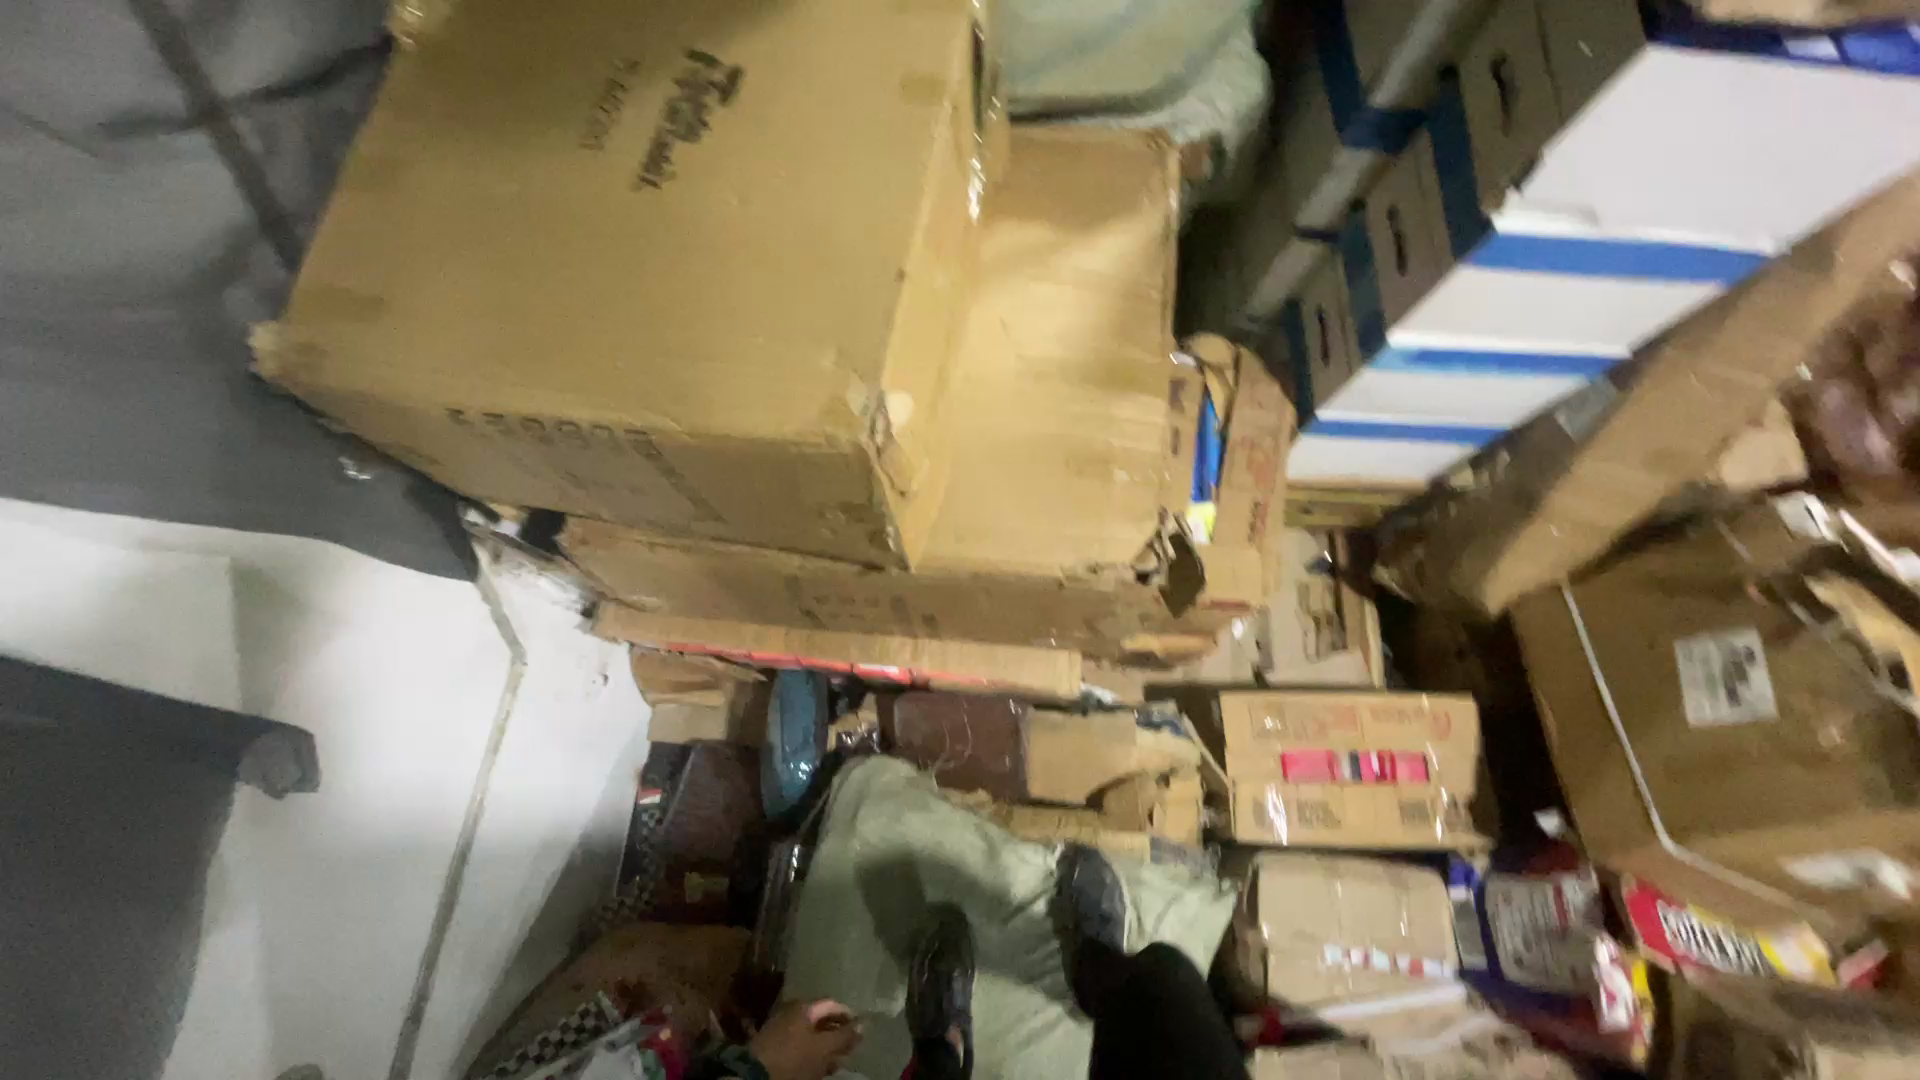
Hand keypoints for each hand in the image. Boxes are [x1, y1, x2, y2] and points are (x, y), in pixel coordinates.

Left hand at [748, 999, 862, 1079]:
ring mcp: (780, 1027)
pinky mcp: (772, 1045)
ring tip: (835, 1062)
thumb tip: (866, 1022)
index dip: (848, 1016)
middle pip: (820, 1020)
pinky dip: (810, 1054)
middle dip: (836, 1034)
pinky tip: (817, 1067)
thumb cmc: (793, 1058)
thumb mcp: (822, 1049)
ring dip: (824, 1047)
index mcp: (804, 1006)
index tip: (858, 1031)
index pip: (832, 1005)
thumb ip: (844, 1036)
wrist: (753, 1077)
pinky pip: (797, 1045)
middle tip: (848, 1049)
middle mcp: (791, 1011)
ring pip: (809, 1034)